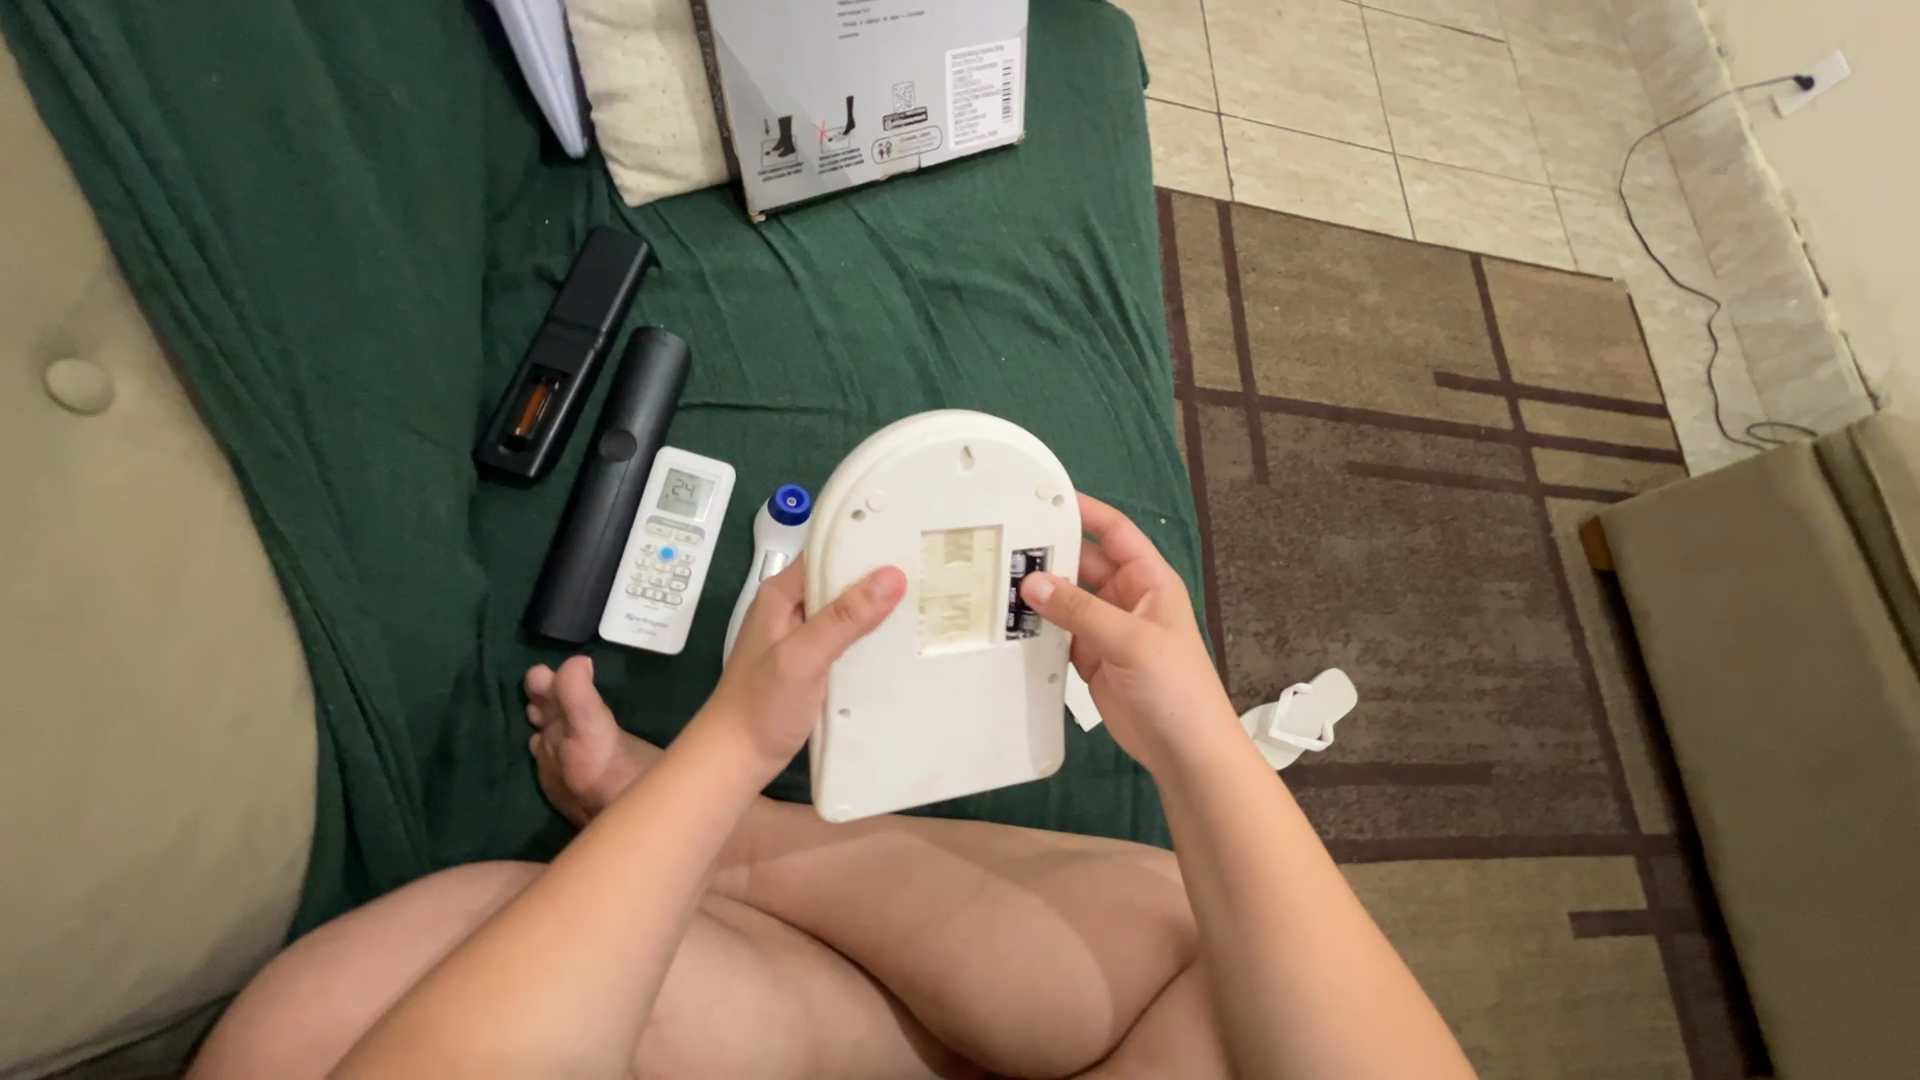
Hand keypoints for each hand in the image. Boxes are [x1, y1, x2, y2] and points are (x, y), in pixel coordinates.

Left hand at [697, 555, 906, 775]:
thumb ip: (844, 618)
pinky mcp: (815, 660)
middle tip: (929, 573)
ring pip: (848, 609)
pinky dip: (872, 636)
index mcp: (782, 593)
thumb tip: (891, 577)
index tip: (910, 543)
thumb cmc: (762, 706)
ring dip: (879, 608)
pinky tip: (901, 641)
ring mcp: (804, 635)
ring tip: (925, 602)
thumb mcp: (803, 658)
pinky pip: (849, 636)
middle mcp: (793, 607)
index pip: (829, 552)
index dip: (866, 546)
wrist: (738, 759)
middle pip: (842, 579)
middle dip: (881, 577)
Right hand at [1020, 494, 1239, 777]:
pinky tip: (1008, 619)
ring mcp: (1105, 628)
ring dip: (1039, 591)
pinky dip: (1036, 626)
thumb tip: (1032, 582)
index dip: (1085, 512)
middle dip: (1050, 552)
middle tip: (1005, 541)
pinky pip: (1057, 631)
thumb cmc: (1174, 686)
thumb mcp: (1130, 641)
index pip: (1114, 532)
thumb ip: (1081, 611)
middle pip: (1083, 563)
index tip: (1045, 498)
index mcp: (1148, 580)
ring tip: (997, 577)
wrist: (1183, 750)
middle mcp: (1125, 598)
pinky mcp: (1088, 657)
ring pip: (1066, 598)